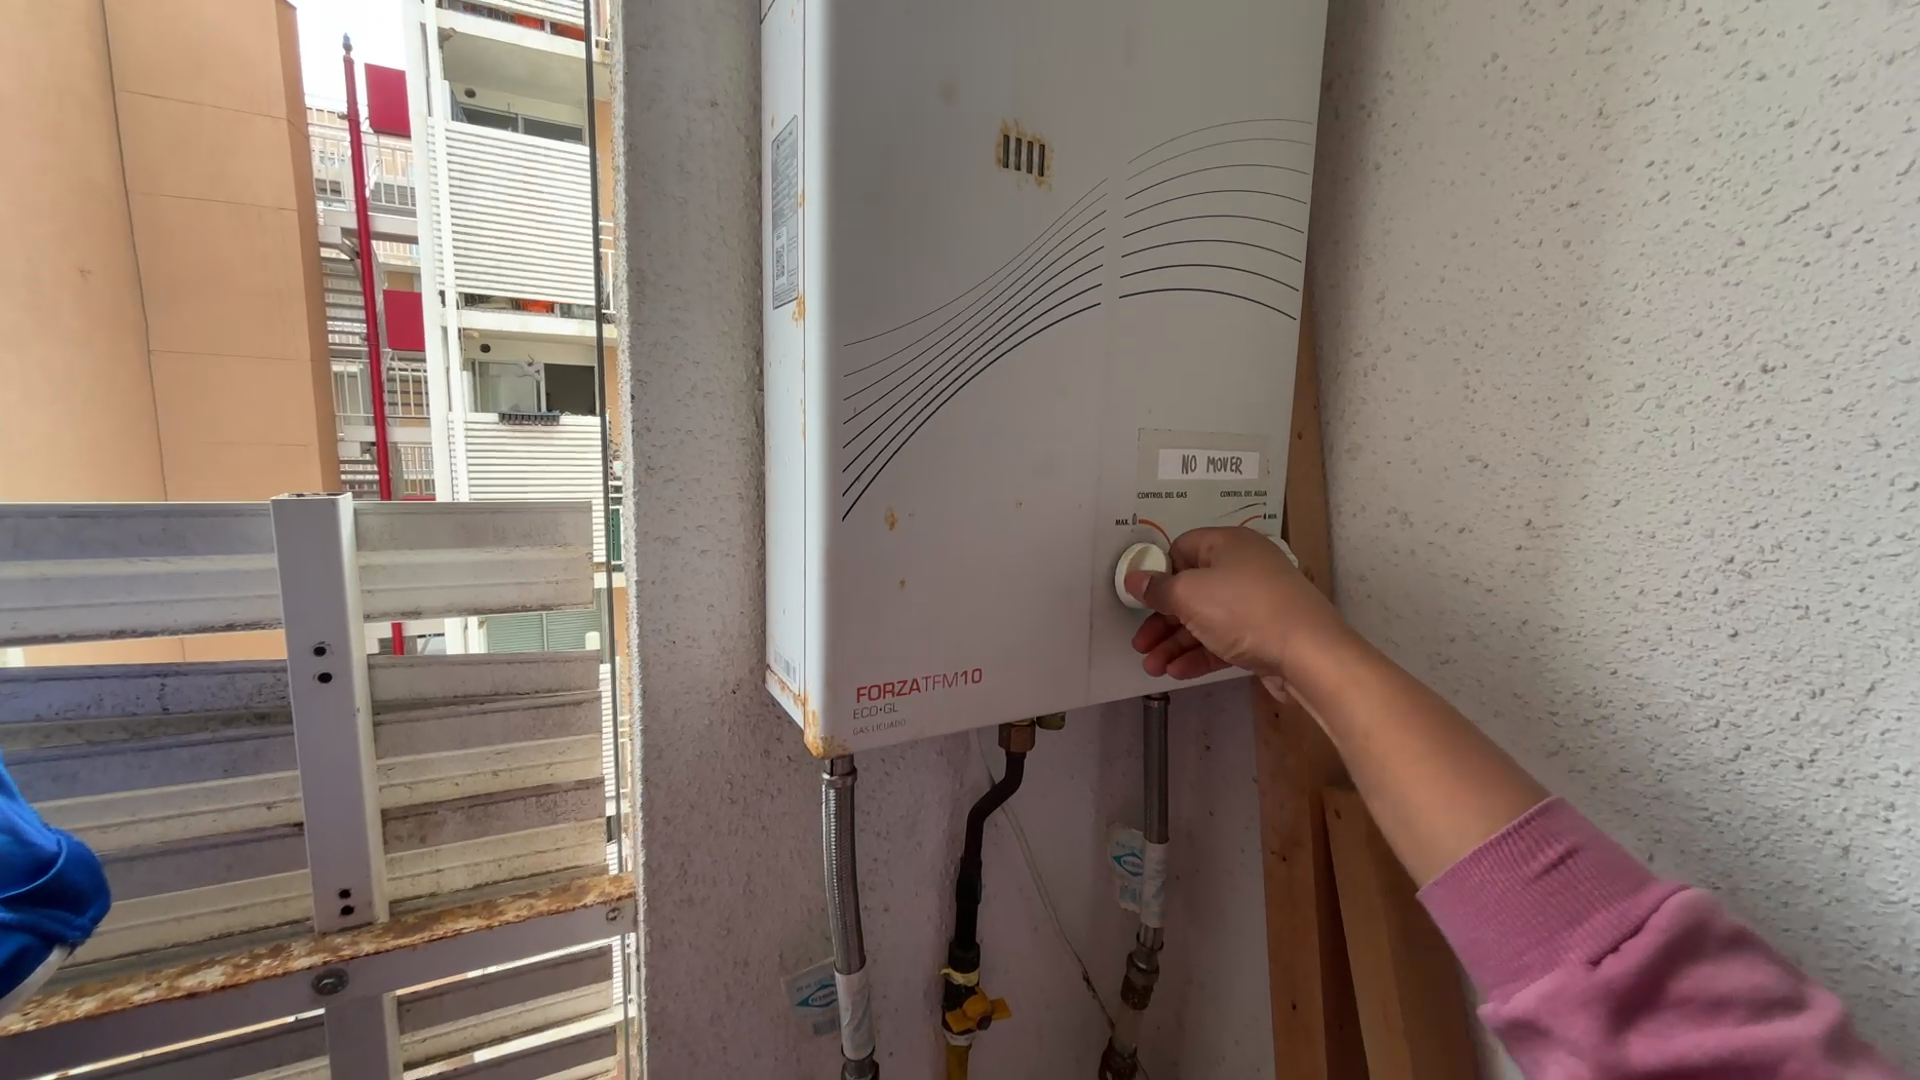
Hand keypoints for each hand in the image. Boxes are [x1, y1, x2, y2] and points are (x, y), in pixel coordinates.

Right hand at [1124, 526, 1350, 682]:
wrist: (1310, 653)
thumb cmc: (1244, 611)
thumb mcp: (1189, 595)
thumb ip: (1157, 588)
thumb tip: (1133, 577)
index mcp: (1227, 545)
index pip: (1181, 549)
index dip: (1159, 573)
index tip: (1141, 599)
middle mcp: (1243, 568)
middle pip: (1190, 590)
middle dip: (1161, 620)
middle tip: (1141, 644)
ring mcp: (1255, 602)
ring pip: (1204, 619)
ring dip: (1175, 643)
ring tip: (1152, 668)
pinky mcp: (1263, 634)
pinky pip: (1222, 639)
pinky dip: (1199, 653)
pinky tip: (1177, 672)